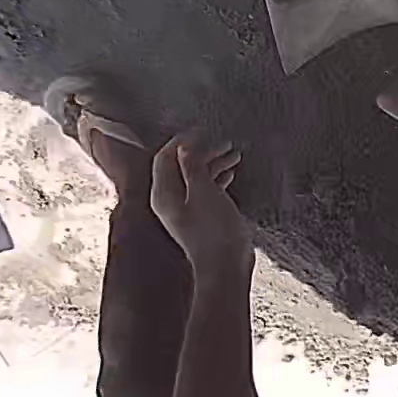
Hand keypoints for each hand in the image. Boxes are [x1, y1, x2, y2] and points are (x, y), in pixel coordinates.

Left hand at [150, 131, 252, 279]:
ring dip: (213, 162)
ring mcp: (185, 209)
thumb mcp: (203, 191)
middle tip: (223, 142)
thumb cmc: (213, 230)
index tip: (202, 131)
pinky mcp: (201, 216)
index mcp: (163, 194)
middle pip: (180, 166)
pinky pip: (205, 188)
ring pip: (195, 176)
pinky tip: (231, 171)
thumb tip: (185, 146)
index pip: (165, 158)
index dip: (182, 141)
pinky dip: (217, 176)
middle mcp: (170, 200)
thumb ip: (192, 166)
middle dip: (201, 151)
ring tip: (234, 153)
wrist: (226, 265)